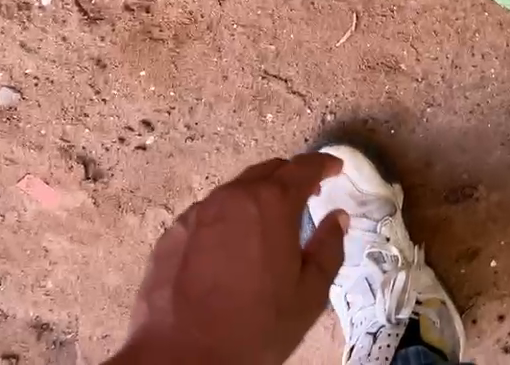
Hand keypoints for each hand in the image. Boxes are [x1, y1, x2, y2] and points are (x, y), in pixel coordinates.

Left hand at [112, 153, 347, 364]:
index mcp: (273, 203)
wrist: (179, 361)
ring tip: (266, 227)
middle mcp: (234, 196)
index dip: (324, 164)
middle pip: (269, 171)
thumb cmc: (254, 328)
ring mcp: (198, 213)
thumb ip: (329, 249)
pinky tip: (228, 250)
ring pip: (236, 191)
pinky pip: (208, 215)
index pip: (305, 167)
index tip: (335, 169)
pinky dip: (227, 220)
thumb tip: (337, 218)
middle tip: (306, 198)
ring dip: (257, 199)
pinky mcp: (172, 234)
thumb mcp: (309, 295)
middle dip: (291, 179)